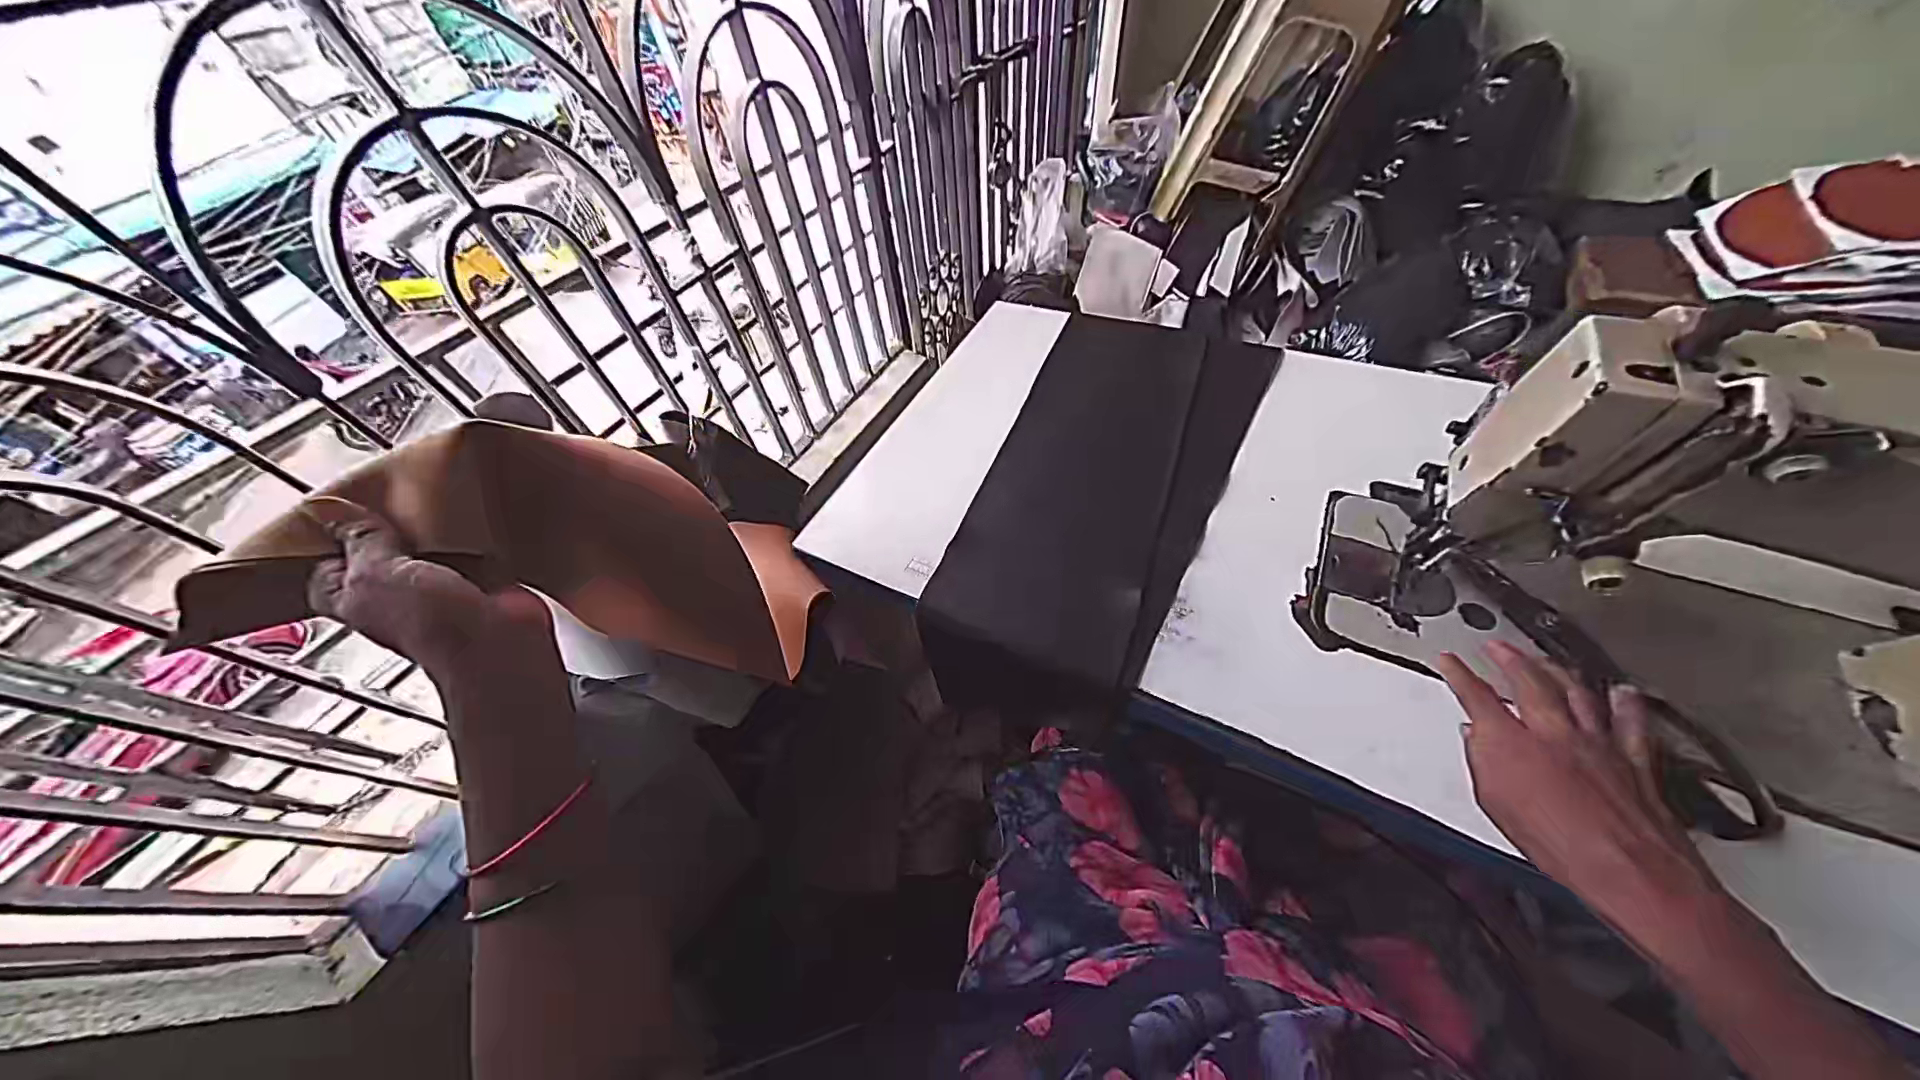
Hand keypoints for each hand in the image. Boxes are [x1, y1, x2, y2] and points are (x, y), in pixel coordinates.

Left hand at [301, 496, 553, 676]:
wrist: (495, 637)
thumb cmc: (429, 622)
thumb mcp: (377, 570)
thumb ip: (359, 539)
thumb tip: (326, 510)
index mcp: (354, 597)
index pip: (328, 563)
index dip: (333, 534)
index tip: (343, 505)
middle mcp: (396, 597)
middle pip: (384, 553)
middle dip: (391, 527)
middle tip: (395, 497)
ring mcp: (441, 591)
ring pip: (429, 552)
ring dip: (435, 533)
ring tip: (434, 504)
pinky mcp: (480, 584)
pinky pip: (471, 554)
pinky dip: (472, 540)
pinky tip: (471, 525)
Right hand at [1433, 642, 1725, 932]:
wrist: (1629, 871)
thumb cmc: (1559, 845)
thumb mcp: (1494, 803)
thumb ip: (1481, 763)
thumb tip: (1475, 740)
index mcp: (1509, 741)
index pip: (1474, 694)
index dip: (1458, 673)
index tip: (1449, 661)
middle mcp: (1552, 732)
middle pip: (1528, 680)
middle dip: (1508, 658)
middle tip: (1498, 646)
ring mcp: (1596, 742)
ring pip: (1576, 691)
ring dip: (1556, 670)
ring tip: (1545, 660)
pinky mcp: (1633, 760)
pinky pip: (1629, 722)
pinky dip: (1625, 703)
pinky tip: (1623, 693)